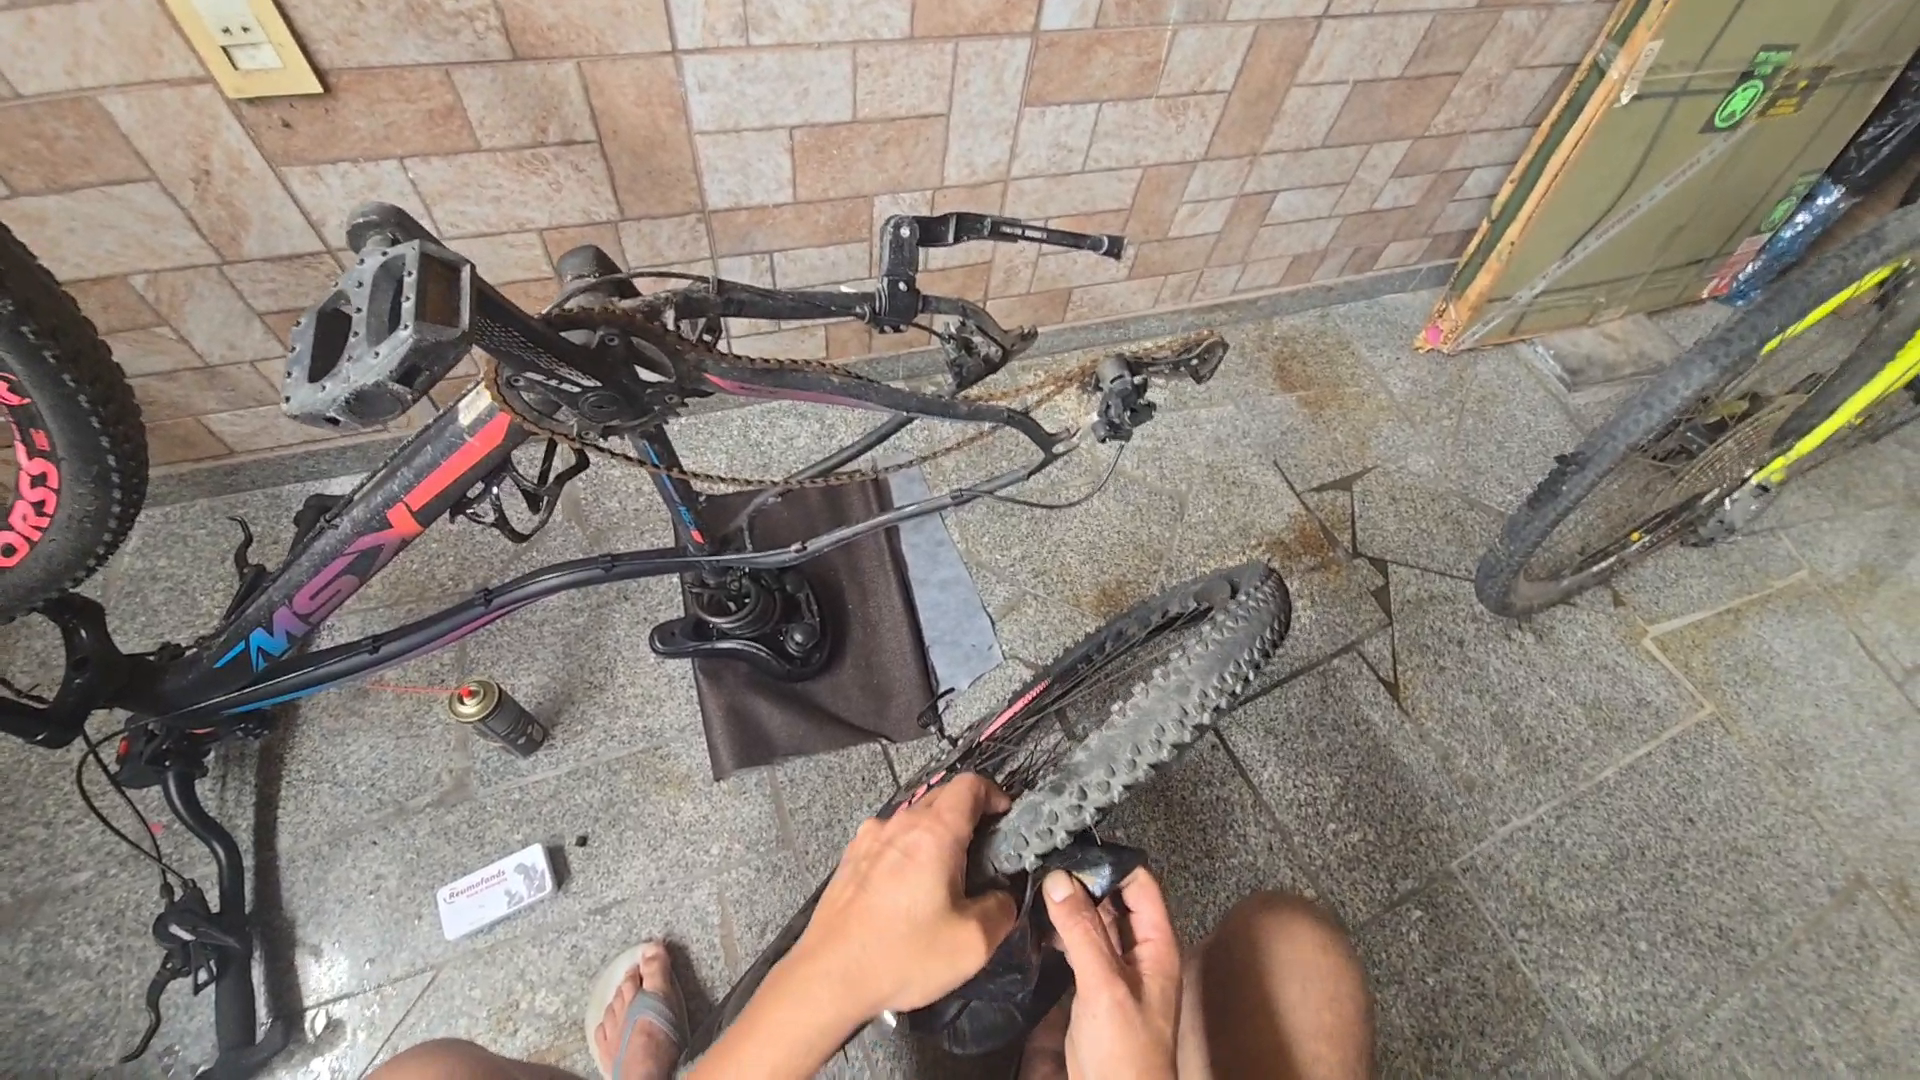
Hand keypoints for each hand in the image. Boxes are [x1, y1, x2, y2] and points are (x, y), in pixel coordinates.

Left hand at [787, 773, 1018, 1016]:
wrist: (828, 977)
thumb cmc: (902, 954)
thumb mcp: (972, 944)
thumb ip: (1001, 910)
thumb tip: (1003, 896)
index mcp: (934, 832)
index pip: (970, 784)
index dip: (994, 794)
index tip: (1006, 819)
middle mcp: (900, 822)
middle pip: (942, 798)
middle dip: (968, 816)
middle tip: (984, 854)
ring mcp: (869, 837)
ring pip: (913, 820)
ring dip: (935, 835)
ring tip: (944, 877)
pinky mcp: (850, 858)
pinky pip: (890, 840)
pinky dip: (908, 851)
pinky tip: (907, 891)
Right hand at [1045, 867, 1181, 1079]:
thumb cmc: (1124, 1049)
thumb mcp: (1104, 984)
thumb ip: (1082, 929)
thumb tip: (1058, 877)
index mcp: (1157, 945)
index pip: (1140, 884)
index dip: (1112, 863)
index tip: (1074, 848)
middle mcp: (1139, 950)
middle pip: (1115, 899)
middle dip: (1085, 879)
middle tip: (1048, 860)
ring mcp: (1116, 968)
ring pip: (1095, 919)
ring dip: (1071, 903)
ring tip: (1038, 883)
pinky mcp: (1094, 985)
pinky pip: (1080, 942)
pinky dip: (1062, 928)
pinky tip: (1040, 920)